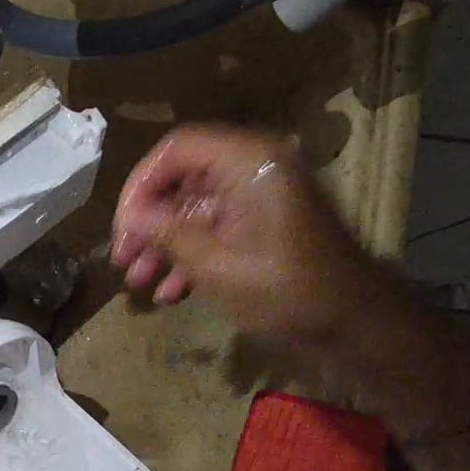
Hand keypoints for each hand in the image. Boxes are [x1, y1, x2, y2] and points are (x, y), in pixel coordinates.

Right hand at [109, 125, 409, 350]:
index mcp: (248, 162)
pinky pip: (213, 227)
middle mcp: (254, 168)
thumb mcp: (212, 263)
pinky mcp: (261, 223)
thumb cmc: (281, 288)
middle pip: (181, 179)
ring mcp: (259, 197)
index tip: (121, 227)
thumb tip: (127, 218)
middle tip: (122, 259)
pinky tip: (169, 292)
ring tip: (138, 282)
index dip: (139, 185)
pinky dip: (187, 255)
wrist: (348, 320)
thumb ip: (164, 233)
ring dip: (161, 244)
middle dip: (146, 222)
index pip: (176, 149)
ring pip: (192, 208)